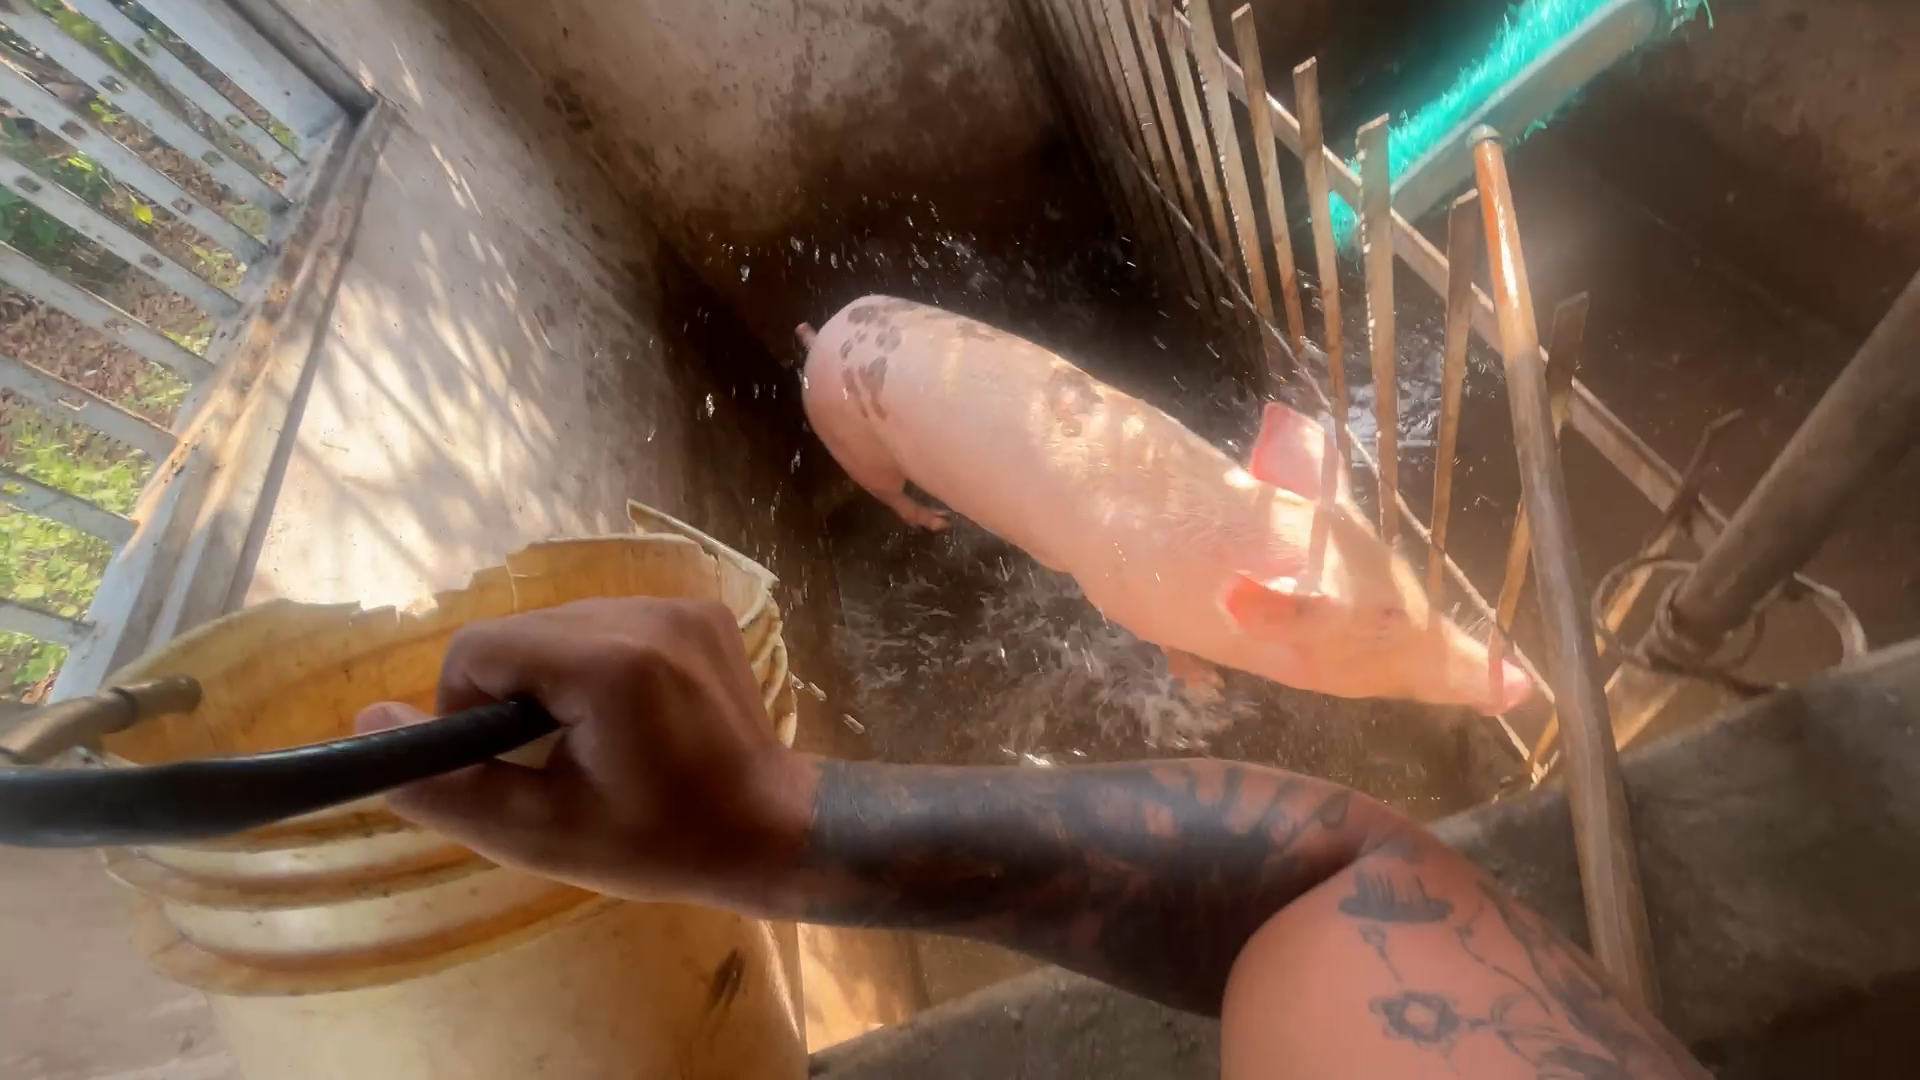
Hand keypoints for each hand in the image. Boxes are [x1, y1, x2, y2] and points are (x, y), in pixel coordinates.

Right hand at [354, 597, 814, 909]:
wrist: (766, 823)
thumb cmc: (658, 840)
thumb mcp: (538, 833)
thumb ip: (446, 782)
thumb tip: (369, 718)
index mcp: (612, 662)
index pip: (480, 645)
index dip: (467, 704)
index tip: (507, 755)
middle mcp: (650, 613)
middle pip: (527, 628)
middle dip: (516, 688)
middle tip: (554, 751)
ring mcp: (685, 606)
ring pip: (571, 619)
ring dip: (559, 670)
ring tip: (597, 731)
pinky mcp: (706, 611)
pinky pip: (620, 618)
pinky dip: (605, 655)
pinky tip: (635, 706)